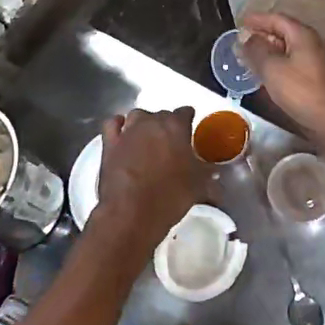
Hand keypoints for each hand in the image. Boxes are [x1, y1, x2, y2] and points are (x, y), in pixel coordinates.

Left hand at [93, 107, 200, 255]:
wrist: (131, 213)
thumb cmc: (170, 197)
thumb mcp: (199, 187)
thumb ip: (208, 175)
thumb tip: (215, 174)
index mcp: (176, 126)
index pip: (185, 112)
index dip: (188, 120)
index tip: (190, 130)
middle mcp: (151, 122)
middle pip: (161, 114)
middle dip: (166, 125)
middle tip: (171, 143)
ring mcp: (128, 131)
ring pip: (137, 116)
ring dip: (144, 124)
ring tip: (148, 140)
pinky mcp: (109, 143)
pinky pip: (113, 124)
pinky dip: (119, 126)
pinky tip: (123, 134)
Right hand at [237, 13, 324, 140]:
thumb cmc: (297, 90)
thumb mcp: (271, 67)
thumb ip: (255, 49)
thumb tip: (245, 36)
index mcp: (303, 35)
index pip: (277, 19)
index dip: (257, 20)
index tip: (240, 23)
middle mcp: (313, 41)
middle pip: (284, 31)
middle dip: (261, 35)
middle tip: (241, 41)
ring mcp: (317, 58)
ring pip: (288, 47)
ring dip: (268, 49)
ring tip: (249, 56)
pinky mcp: (316, 74)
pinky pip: (293, 59)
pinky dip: (277, 60)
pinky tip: (266, 70)